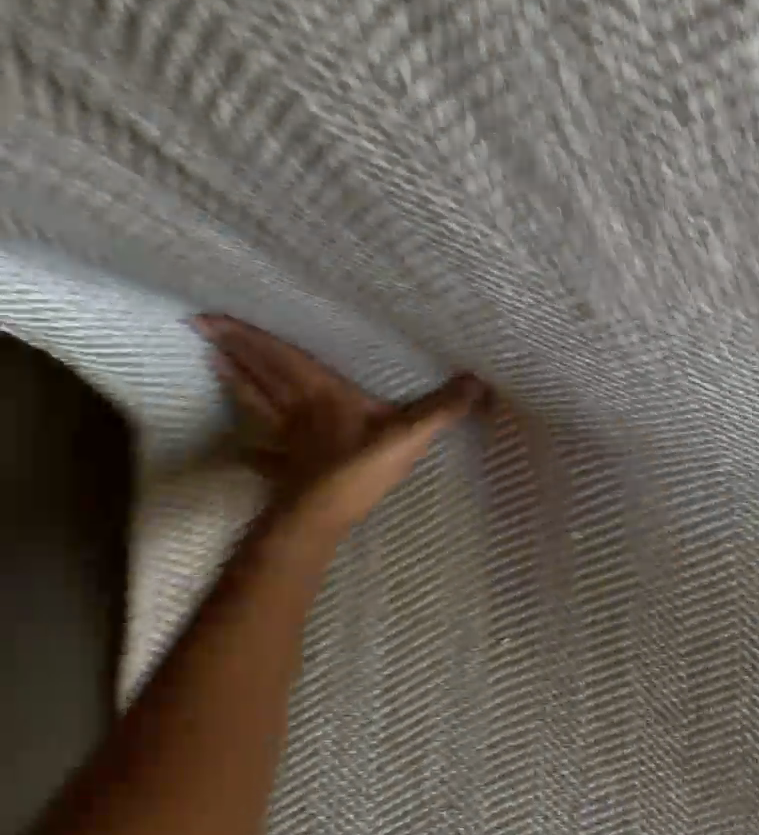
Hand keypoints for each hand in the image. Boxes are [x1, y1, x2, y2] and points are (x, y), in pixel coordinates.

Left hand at [194, 315, 489, 538]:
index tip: (212, 316)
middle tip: (202, 325)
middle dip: (235, 348)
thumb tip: (479, 380)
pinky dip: (250, 449)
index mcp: (324, 396)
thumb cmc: (358, 470)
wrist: (317, 519)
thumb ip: (443, 407)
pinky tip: (239, 451)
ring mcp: (287, 440)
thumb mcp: (410, 434)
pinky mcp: (285, 469)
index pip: (284, 360)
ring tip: (212, 361)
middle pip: (263, 374)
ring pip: (256, 403)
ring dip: (235, 381)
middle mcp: (298, 410)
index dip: (252, 338)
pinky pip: (263, 454)